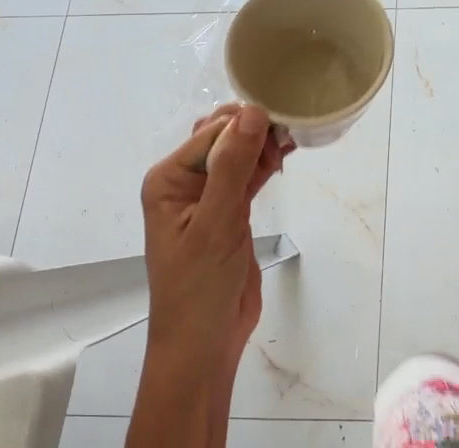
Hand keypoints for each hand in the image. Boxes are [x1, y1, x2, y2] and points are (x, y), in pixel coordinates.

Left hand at [140, 103, 291, 374]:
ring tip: (291, 147)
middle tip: (286, 143)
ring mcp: (207, 196)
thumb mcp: (216, 223)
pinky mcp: (229, 212)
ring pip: (239, 153)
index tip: (281, 130)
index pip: (213, 132)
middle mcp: (184, 181)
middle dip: (256, 131)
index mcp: (168, 179)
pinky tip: (287, 155)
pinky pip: (249, 174)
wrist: (203, 345)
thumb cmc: (199, 286)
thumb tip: (253, 112)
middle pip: (225, 136)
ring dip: (264, 146)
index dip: (247, 126)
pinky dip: (267, 164)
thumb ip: (233, 166)